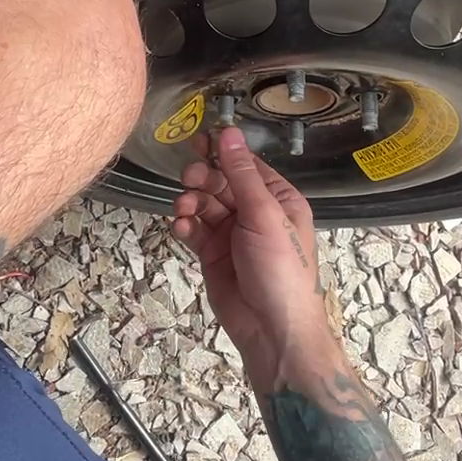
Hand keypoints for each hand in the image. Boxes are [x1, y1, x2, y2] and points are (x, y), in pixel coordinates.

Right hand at [173, 128, 340, 391]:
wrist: (271, 329)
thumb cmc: (280, 268)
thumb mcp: (264, 215)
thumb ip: (241, 174)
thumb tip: (229, 132)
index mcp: (277, 199)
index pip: (246, 166)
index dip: (222, 152)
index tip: (198, 140)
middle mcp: (254, 212)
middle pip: (220, 182)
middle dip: (202, 178)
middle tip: (188, 178)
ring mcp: (232, 234)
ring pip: (204, 204)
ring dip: (191, 202)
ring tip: (183, 209)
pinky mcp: (212, 254)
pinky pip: (195, 230)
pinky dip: (186, 226)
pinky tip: (182, 229)